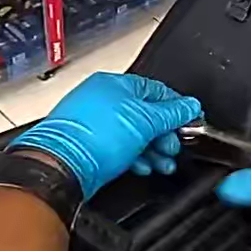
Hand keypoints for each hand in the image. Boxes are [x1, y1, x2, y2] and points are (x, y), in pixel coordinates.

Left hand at [8, 72, 201, 198]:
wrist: (60, 165)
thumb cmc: (94, 137)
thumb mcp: (146, 121)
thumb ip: (172, 113)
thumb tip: (190, 106)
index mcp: (115, 84)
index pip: (157, 91)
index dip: (177, 107)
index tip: (190, 120)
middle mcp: (102, 99)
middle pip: (146, 114)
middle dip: (165, 134)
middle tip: (174, 147)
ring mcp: (93, 122)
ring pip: (133, 133)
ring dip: (153, 149)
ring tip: (163, 163)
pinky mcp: (88, 144)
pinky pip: (119, 147)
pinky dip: (135, 156)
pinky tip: (142, 166)